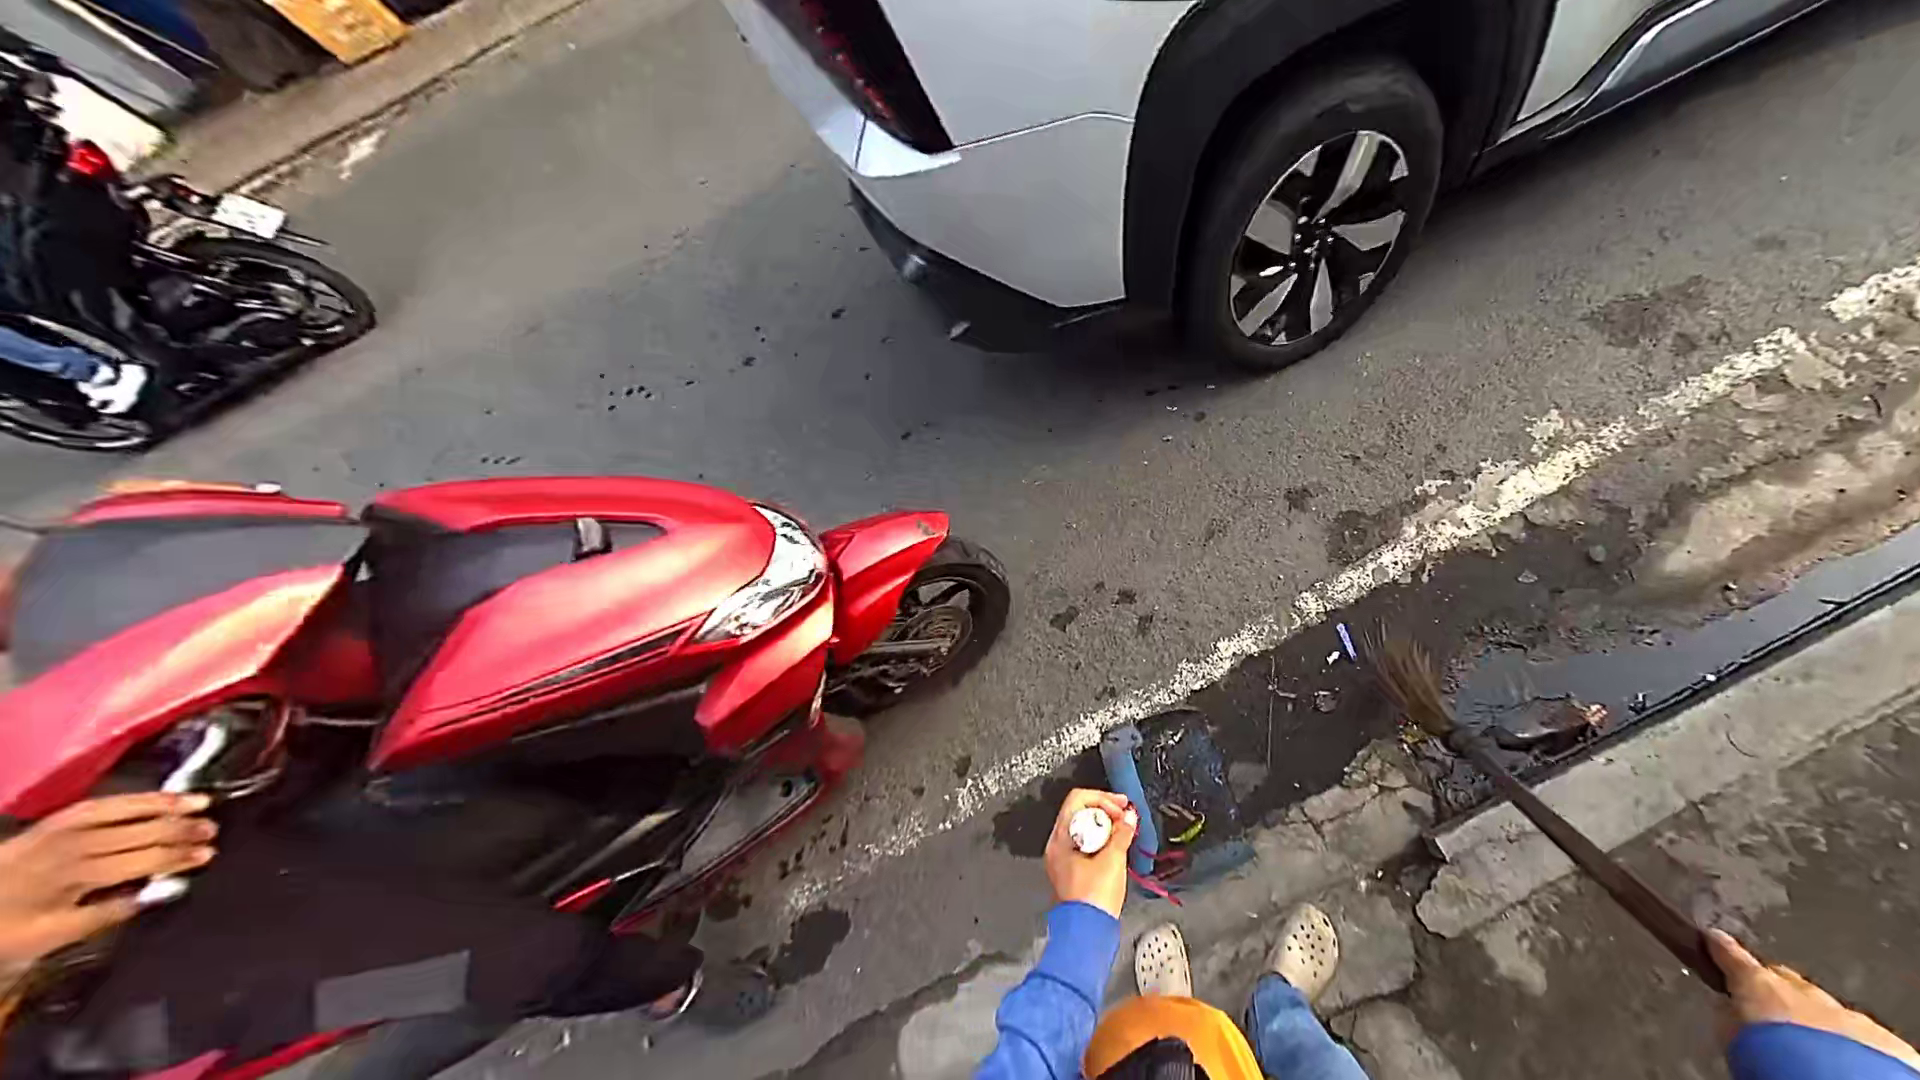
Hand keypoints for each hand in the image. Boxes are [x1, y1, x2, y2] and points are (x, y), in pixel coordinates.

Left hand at [0, 794, 216, 973]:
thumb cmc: (6, 931)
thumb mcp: (49, 937)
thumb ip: (107, 914)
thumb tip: (165, 891)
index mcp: (71, 878)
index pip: (140, 862)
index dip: (176, 858)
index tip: (206, 856)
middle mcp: (69, 848)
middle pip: (138, 834)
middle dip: (180, 831)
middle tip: (211, 830)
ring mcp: (58, 831)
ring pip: (125, 811)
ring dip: (167, 807)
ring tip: (201, 803)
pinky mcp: (51, 823)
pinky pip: (101, 803)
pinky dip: (136, 798)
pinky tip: (159, 798)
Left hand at [1043, 789, 1138, 918]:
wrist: (1088, 932)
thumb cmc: (1095, 899)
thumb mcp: (1113, 860)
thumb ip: (1122, 833)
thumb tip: (1129, 817)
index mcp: (1061, 837)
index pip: (1077, 800)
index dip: (1102, 799)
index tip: (1122, 808)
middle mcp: (1057, 844)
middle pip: (1079, 811)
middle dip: (1104, 810)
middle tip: (1126, 816)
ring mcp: (1062, 858)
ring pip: (1082, 827)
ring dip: (1104, 825)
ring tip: (1124, 830)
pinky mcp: (1071, 870)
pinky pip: (1084, 843)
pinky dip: (1100, 839)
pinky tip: (1115, 845)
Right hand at [1708, 929, 1919, 1070]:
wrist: (1832, 1079)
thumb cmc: (1769, 1052)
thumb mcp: (1729, 1029)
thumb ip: (1729, 1011)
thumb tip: (1729, 1007)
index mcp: (1757, 979)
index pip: (1731, 953)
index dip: (1720, 945)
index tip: (1713, 938)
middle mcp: (1801, 990)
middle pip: (1787, 982)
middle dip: (1779, 991)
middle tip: (1771, 1009)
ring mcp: (1847, 1015)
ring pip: (1829, 1010)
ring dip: (1819, 1020)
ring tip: (1811, 1045)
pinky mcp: (1888, 1042)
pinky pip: (1869, 1037)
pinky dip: (1855, 1044)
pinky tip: (1848, 1061)